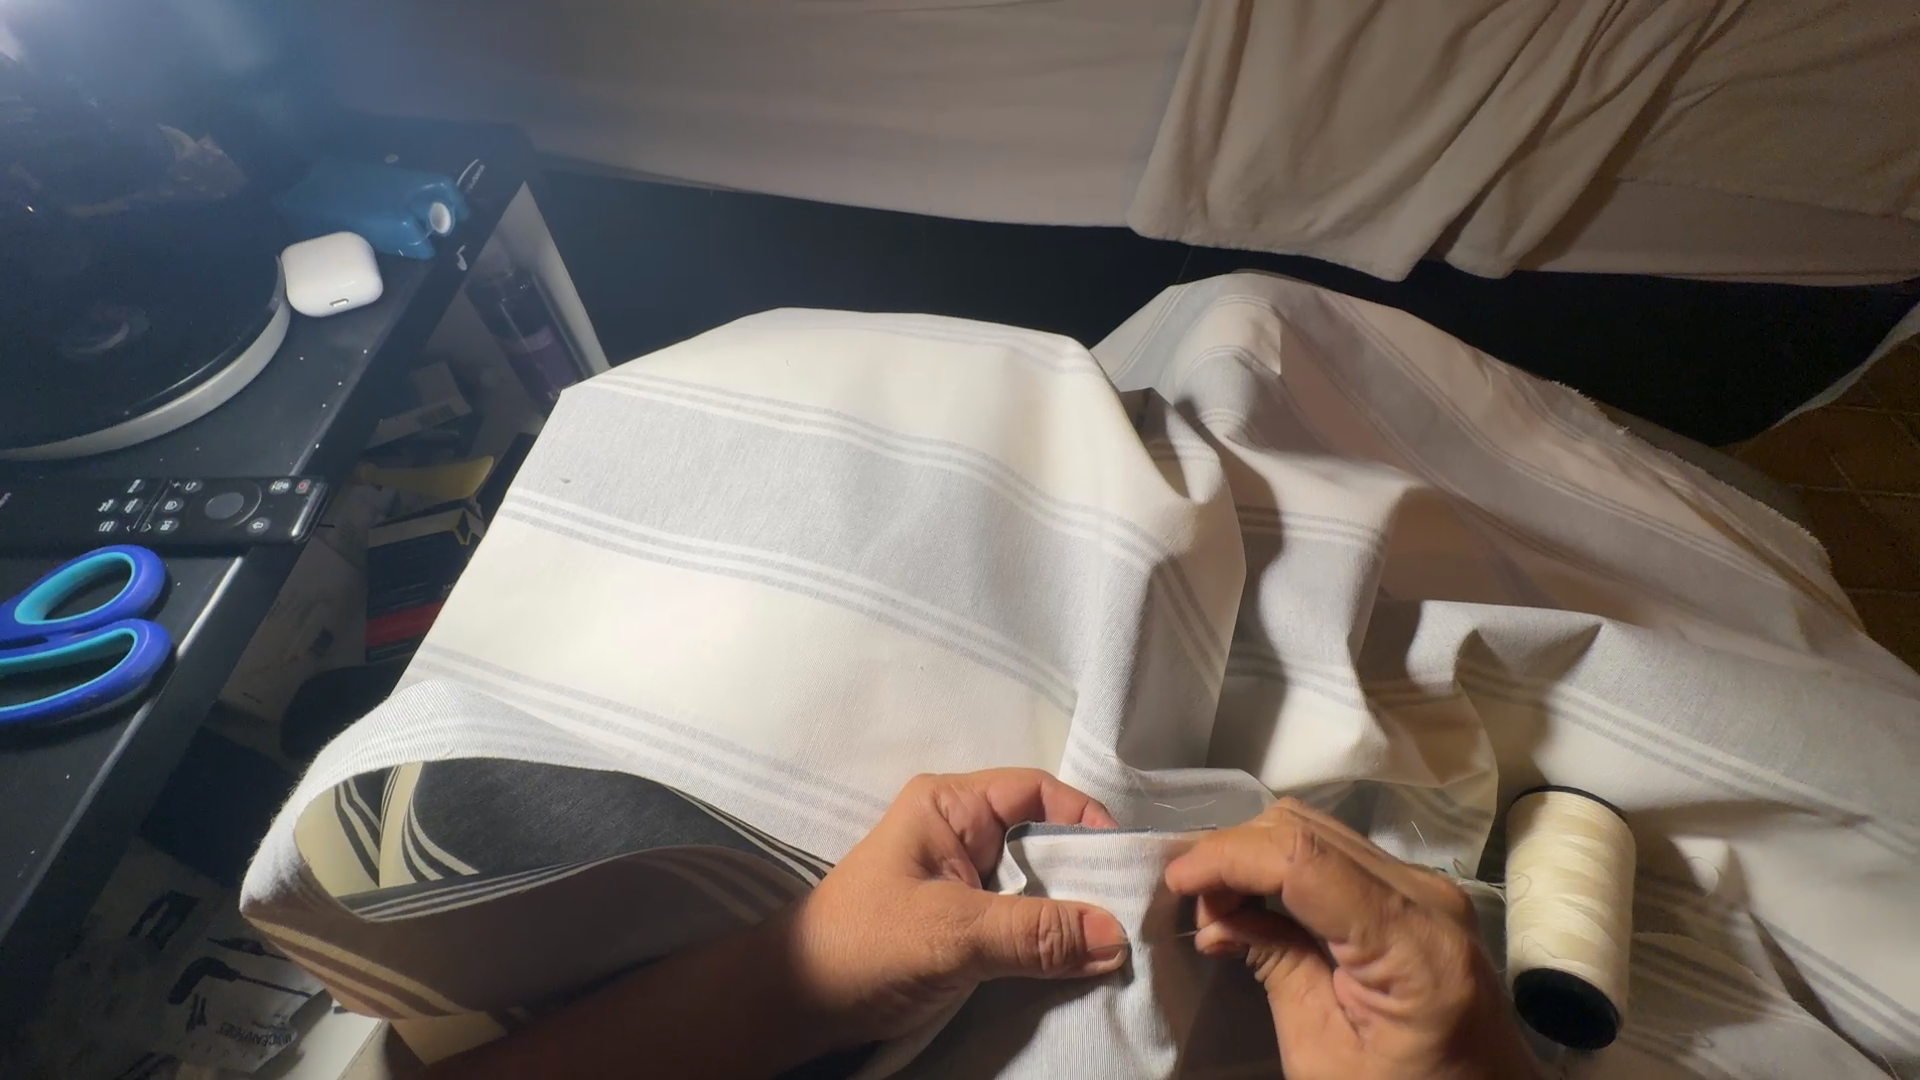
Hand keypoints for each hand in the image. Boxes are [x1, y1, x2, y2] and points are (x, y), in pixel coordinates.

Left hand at [777, 768, 1130, 1049]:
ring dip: (1074, 906)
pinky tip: (1084, 957)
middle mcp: (962, 829)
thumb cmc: (865, 946)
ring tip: (1122, 936)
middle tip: (1136, 908)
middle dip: (1087, 868)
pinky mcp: (967, 916)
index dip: (1083, 816)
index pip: (1034, 791)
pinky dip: (1054, 933)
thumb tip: (1117, 934)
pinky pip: (1024, 914)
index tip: (1126, 862)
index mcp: (950, 805)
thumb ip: (1034, 933)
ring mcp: (965, 874)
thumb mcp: (952, 934)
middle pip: (1042, 834)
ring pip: (1037, 878)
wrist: (803, 1002)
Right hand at [1165, 799, 1538, 1079]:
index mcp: (1412, 946)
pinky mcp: (1415, 888)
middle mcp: (1425, 895)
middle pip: (1300, 828)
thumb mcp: (1323, 1055)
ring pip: (1309, 825)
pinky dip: (1278, 860)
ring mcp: (1425, 885)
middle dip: (1232, 854)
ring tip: (1223, 906)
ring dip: (1252, 853)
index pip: (1300, 857)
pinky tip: (1257, 898)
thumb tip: (1212, 916)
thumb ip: (1272, 965)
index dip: (1227, 856)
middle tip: (1201, 908)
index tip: (1176, 882)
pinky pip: (1329, 845)